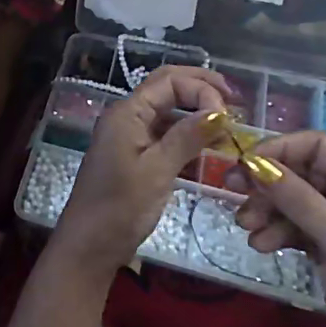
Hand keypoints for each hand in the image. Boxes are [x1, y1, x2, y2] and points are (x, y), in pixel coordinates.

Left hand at [50, 65, 230, 281]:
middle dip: (201, 89)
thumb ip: (186, 137)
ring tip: (228, 125)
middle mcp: (126, 118)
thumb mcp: (157, 171)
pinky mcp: (136, 158)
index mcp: (126, 113)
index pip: (168, 81)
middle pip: (167, 89)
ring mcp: (130, 138)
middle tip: (236, 100)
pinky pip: (165, 136)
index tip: (228, 115)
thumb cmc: (119, 207)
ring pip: (167, 113)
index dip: (202, 89)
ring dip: (196, 113)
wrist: (90, 245)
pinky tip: (210, 147)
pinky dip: (188, 136)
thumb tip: (219, 111)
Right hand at [229, 131, 325, 326]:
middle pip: (303, 172)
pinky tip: (261, 246)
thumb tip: (255, 164)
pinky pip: (296, 227)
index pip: (321, 147)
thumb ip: (300, 201)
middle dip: (269, 184)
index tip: (244, 164)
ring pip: (295, 200)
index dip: (280, 150)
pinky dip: (276, 232)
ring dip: (268, 211)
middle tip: (232, 192)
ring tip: (247, 228)